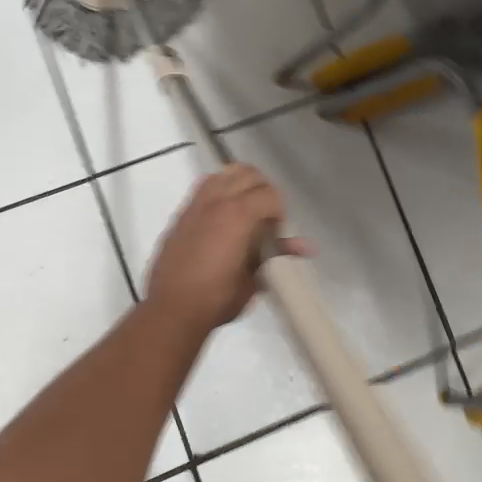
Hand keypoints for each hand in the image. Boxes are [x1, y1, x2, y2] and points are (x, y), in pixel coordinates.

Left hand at [144, 164, 310, 332]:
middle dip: (264, 191)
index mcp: (239, 214)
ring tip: (246, 209)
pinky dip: (219, 190)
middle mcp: (217, 200)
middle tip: (267, 217)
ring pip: (225, 173)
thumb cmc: (218, 298)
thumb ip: (277, 254)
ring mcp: (196, 204)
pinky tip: (223, 215)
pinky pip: (204, 187)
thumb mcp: (254, 279)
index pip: (270, 194)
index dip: (280, 211)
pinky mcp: (181, 213)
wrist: (172, 308)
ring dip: (240, 184)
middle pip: (249, 174)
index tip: (277, 231)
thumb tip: (308, 246)